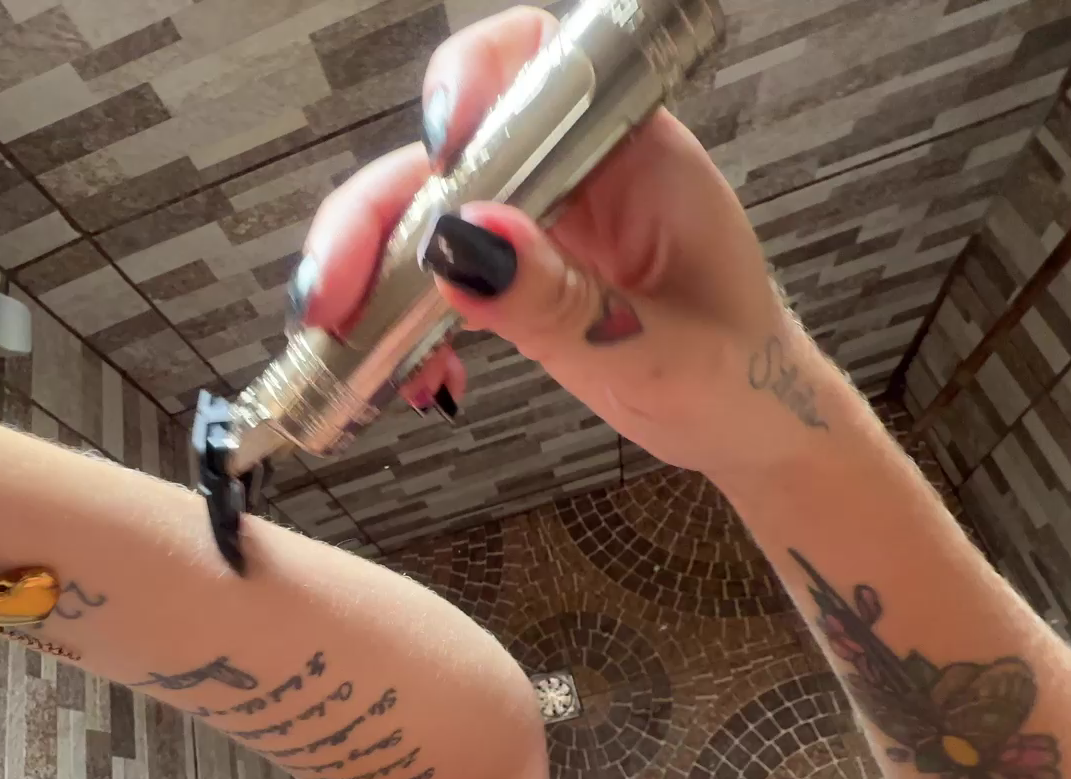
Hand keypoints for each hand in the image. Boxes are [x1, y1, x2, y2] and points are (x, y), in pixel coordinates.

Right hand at [287, 6, 837, 478]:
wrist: (739, 420)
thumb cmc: (731, 377)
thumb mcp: (655, 350)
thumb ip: (559, 300)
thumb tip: (460, 249)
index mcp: (631, 156)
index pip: (534, 66)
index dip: (467, 87)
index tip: (437, 156)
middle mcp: (572, 178)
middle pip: (446, 162)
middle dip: (374, 223)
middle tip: (331, 300)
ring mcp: (537, 230)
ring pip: (424, 226)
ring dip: (372, 286)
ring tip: (347, 353)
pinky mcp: (513, 279)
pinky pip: (439, 286)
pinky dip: (409, 333)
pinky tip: (419, 381)